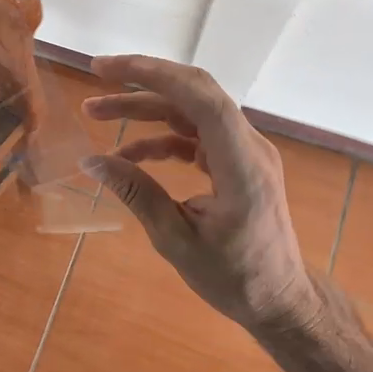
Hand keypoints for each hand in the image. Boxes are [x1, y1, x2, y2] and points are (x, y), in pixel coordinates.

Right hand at [81, 55, 321, 337]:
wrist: (281, 301)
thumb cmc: (234, 278)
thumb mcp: (176, 241)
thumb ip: (137, 193)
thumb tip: (91, 162)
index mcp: (242, 166)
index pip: (202, 99)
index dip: (155, 76)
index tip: (109, 70)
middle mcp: (249, 147)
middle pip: (196, 92)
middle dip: (144, 79)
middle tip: (98, 73)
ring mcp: (245, 152)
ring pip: (191, 110)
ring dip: (145, 108)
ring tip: (96, 112)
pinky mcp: (237, 162)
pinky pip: (195, 134)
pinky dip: (160, 137)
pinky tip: (127, 154)